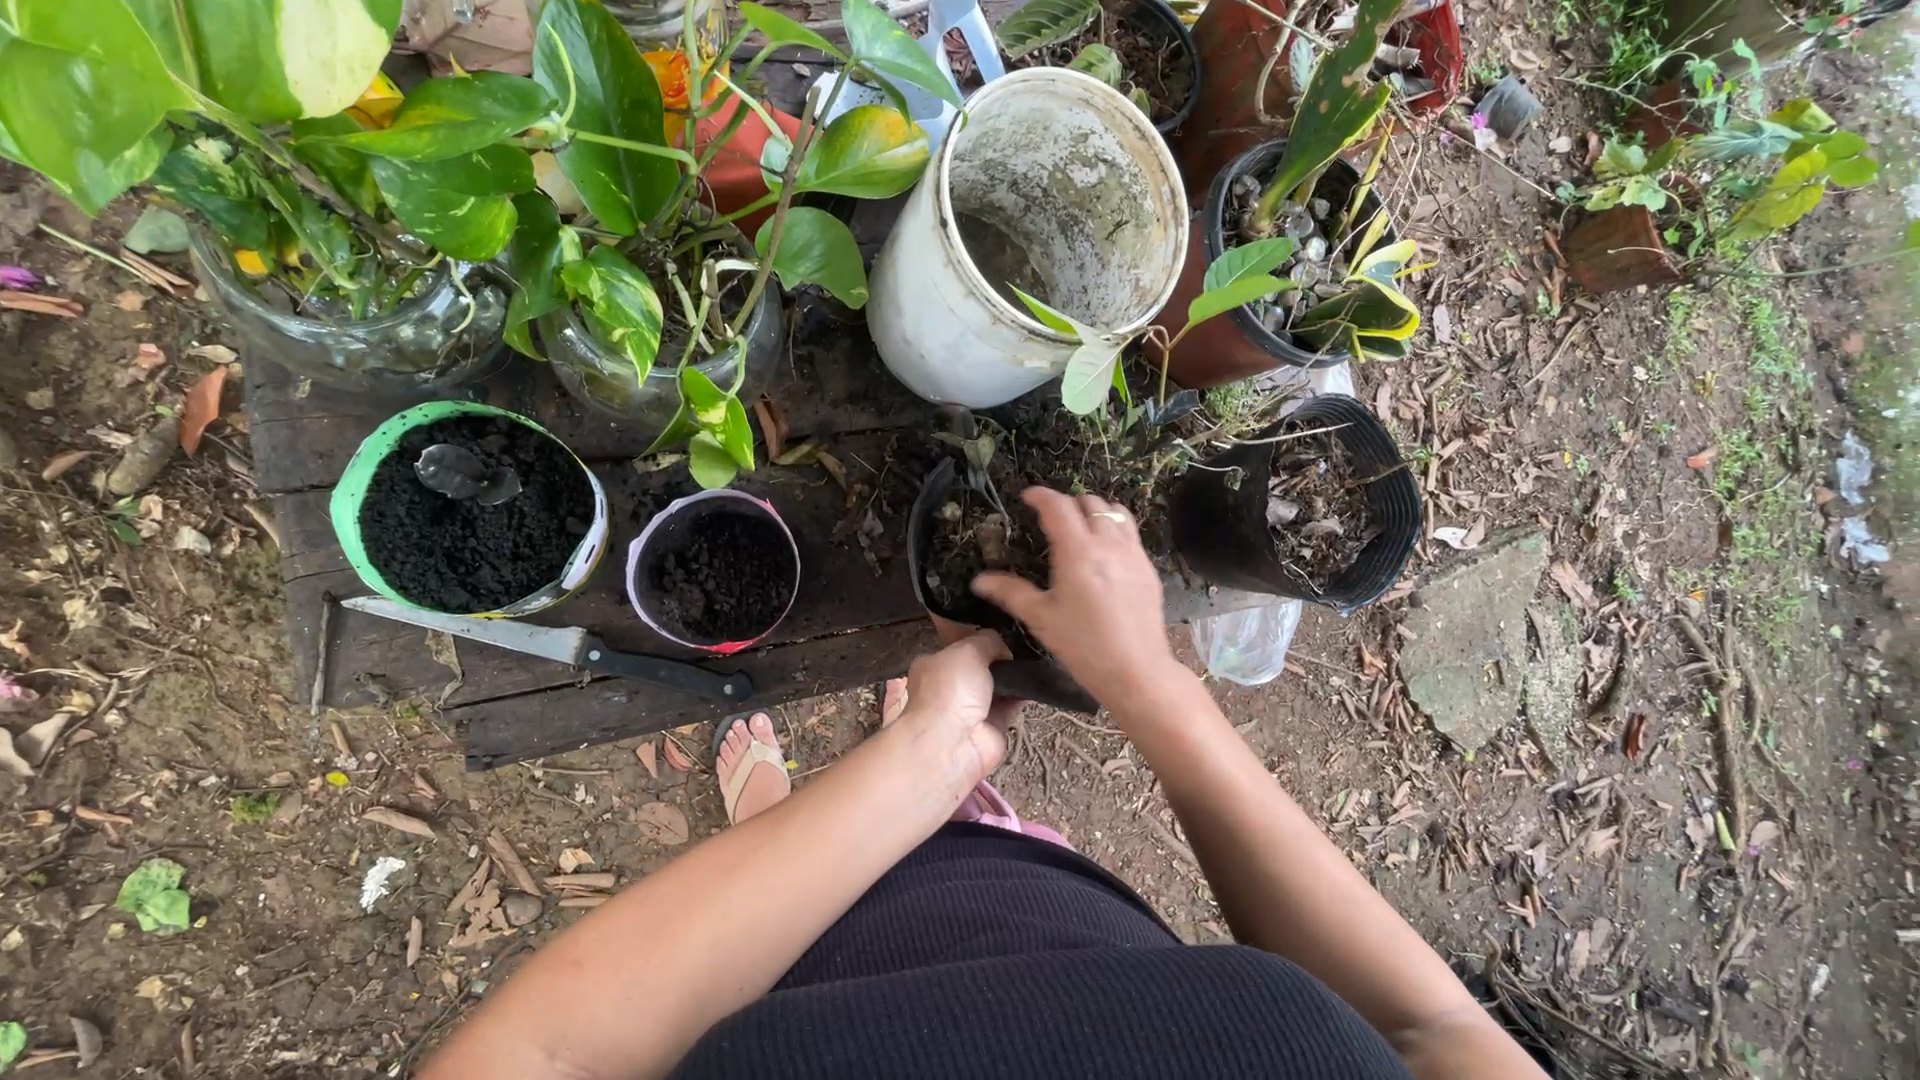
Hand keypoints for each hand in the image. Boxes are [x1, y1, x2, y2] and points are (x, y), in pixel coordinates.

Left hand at [888, 631, 1017, 802]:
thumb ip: (988, 640)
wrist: (953, 742)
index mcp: (935, 665)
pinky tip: (1036, 681)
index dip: (979, 639)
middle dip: (999, 658)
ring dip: (1013, 676)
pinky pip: (1012, 704)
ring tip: (1033, 660)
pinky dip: (1023, 694)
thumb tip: (1004, 649)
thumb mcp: (967, 649)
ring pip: (998, 685)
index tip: (1002, 633)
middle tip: (1022, 646)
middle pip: (980, 666)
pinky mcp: (993, 726)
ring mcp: (971, 708)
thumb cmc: (950, 689)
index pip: (959, 647)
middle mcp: (951, 686)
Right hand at [971, 488, 1183, 709]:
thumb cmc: (1084, 647)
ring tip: (1080, 526)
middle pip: (1090, 502)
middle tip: (1051, 518)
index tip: (1027, 496)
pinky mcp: (1148, 569)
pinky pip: (1131, 533)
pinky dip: (1115, 528)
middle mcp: (1109, 545)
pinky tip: (1105, 550)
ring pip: (1116, 512)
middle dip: (1068, 502)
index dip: (1041, 495)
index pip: (1058, 507)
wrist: (1136, 671)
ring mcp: (1133, 555)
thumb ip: (1010, 593)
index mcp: (1078, 553)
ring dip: (1095, 510)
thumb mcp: (1041, 619)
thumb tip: (979, 581)